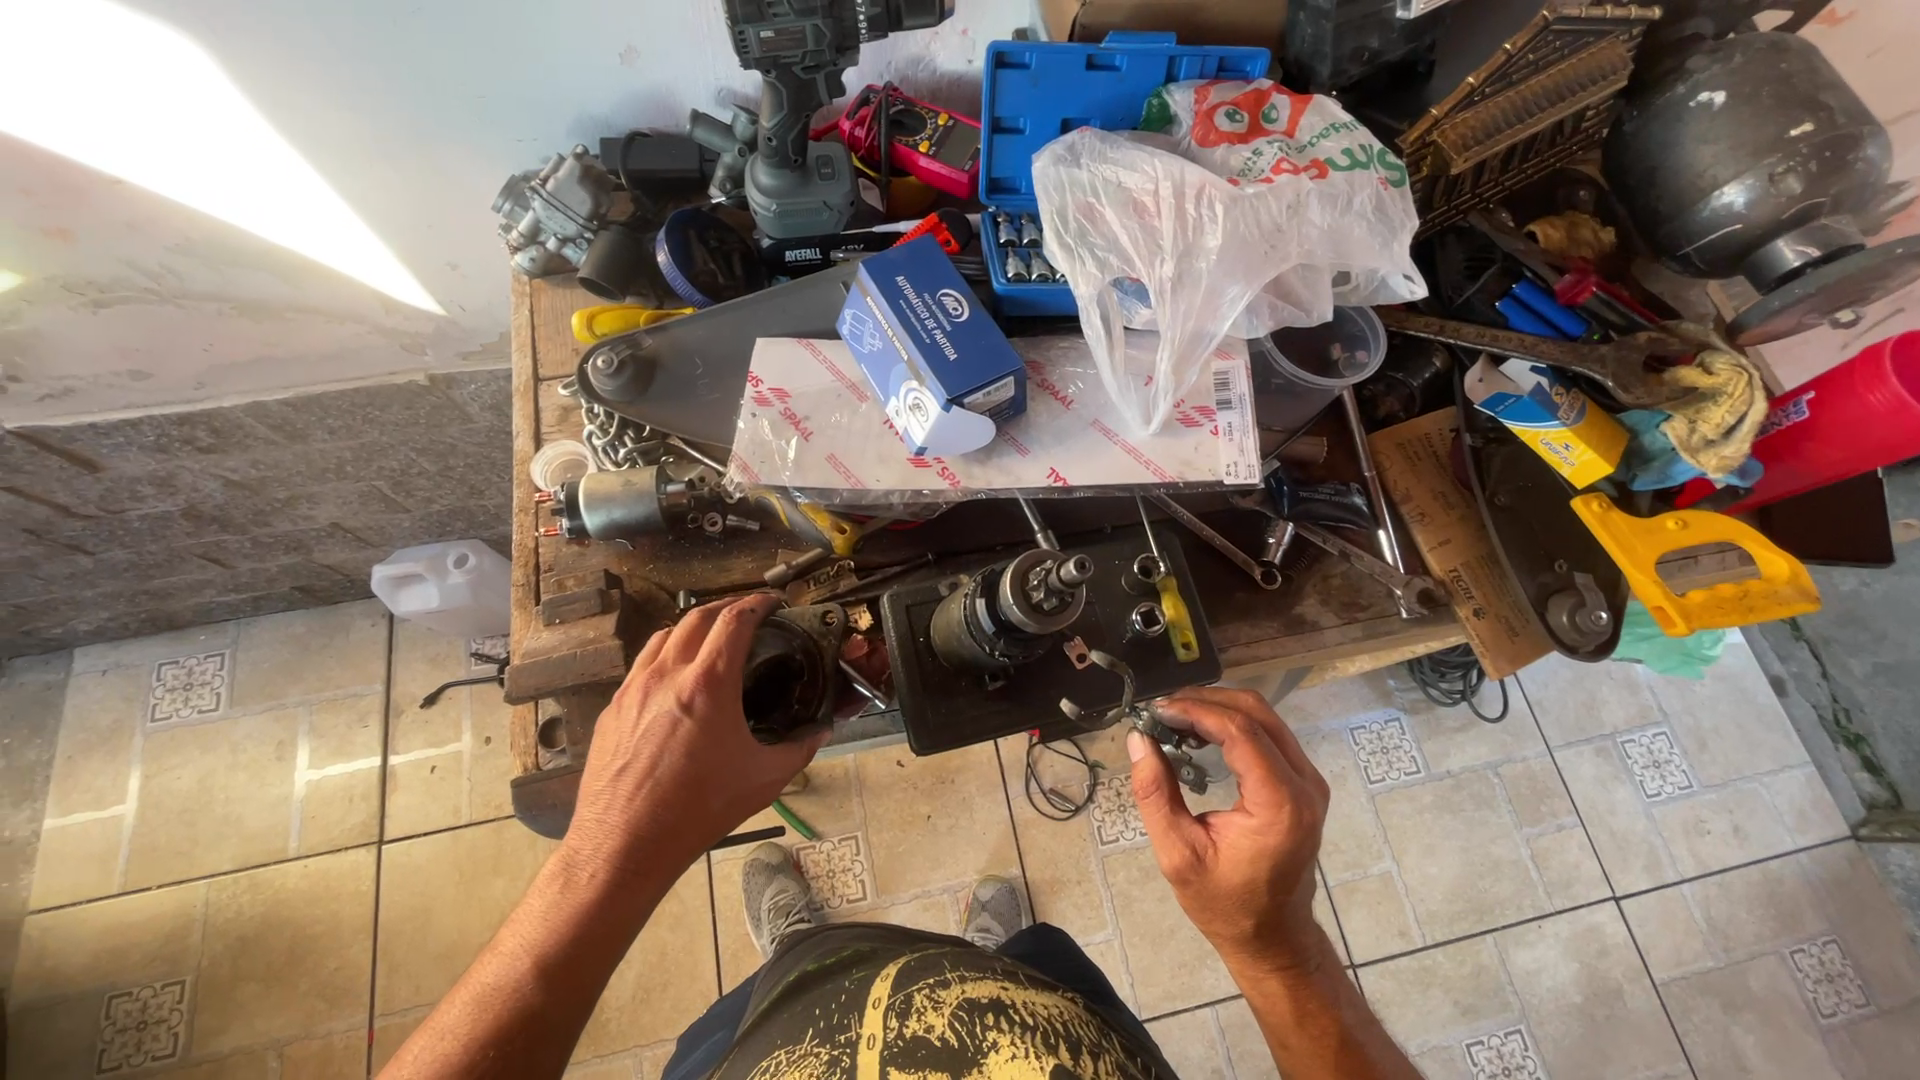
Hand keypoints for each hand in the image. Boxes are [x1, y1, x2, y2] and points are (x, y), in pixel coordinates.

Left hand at [565, 594, 824, 876]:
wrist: (625, 843)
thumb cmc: (698, 810)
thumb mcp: (764, 780)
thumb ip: (799, 749)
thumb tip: (821, 732)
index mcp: (708, 684)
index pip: (735, 620)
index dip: (757, 602)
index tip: (772, 601)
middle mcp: (667, 675)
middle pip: (696, 616)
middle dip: (726, 606)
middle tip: (747, 613)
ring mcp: (634, 690)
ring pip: (663, 635)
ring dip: (691, 626)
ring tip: (710, 638)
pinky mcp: (613, 709)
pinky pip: (641, 665)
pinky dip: (664, 656)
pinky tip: (675, 679)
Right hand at [1129, 686, 1331, 974]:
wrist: (1274, 936)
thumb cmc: (1225, 903)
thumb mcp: (1178, 854)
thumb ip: (1156, 793)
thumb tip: (1138, 738)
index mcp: (1280, 804)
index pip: (1241, 731)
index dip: (1197, 710)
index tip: (1157, 711)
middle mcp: (1305, 784)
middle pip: (1257, 712)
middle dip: (1206, 700)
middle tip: (1163, 710)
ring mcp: (1309, 781)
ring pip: (1265, 716)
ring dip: (1218, 707)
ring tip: (1176, 717)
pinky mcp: (1303, 782)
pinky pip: (1270, 733)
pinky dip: (1232, 722)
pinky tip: (1200, 731)